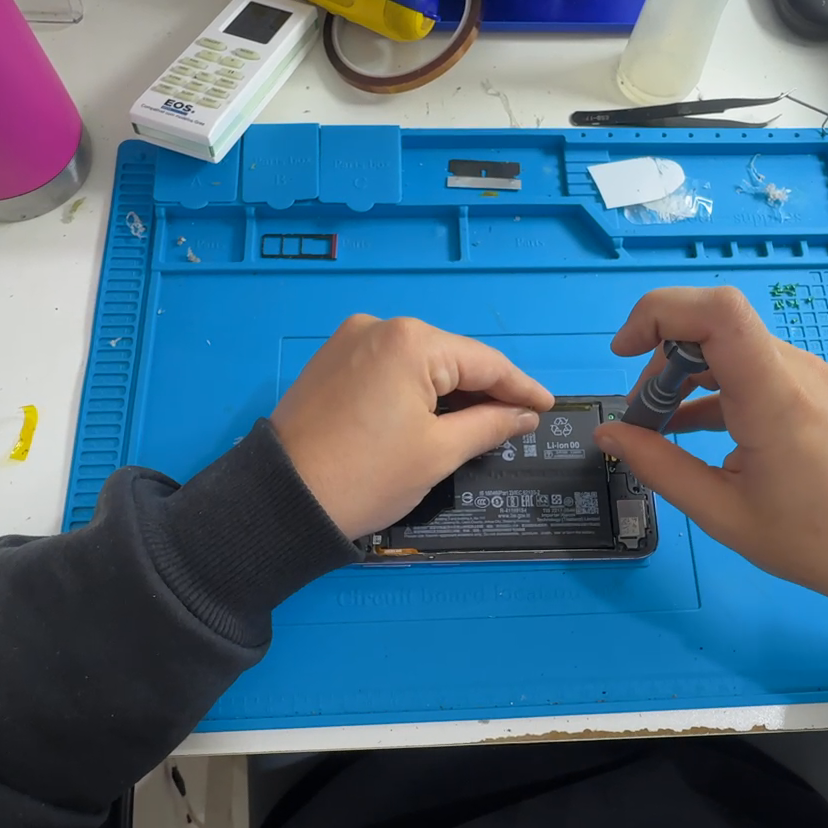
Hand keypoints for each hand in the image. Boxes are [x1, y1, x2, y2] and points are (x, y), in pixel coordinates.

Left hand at [272, 315, 553, 539]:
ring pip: (419, 363)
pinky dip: (416, 390)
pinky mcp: (330, 362)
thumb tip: (524, 414)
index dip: (521, 387)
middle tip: (517, 419)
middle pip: (451, 358)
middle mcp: (379, 326)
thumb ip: (491, 425)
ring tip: (482, 421)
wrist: (279, 501)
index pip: (484, 362)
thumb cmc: (368, 477)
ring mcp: (349, 341)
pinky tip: (434, 413)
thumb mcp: (439, 453)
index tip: (547, 406)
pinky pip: (389, 369)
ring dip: (451, 391)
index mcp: (410, 341)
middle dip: (485, 390)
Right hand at [591, 287, 827, 616]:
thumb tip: (608, 435)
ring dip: (680, 378)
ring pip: (724, 348)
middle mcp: (790, 370)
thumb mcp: (723, 513)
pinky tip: (687, 432)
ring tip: (655, 429)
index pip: (715, 311)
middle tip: (638, 419)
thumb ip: (658, 467)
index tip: (622, 353)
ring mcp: (803, 377)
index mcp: (772, 396)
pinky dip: (707, 391)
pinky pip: (745, 371)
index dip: (657, 313)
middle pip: (710, 327)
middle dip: (657, 361)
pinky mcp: (806, 391)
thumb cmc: (817, 541)